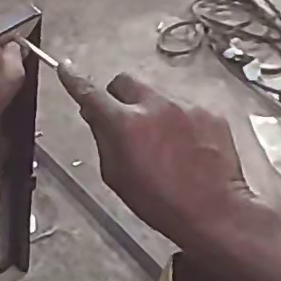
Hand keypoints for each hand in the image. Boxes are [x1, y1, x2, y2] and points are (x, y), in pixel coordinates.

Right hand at [56, 65, 264, 254]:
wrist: (214, 211)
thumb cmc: (160, 202)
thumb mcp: (117, 176)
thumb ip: (103, 140)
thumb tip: (95, 117)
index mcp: (125, 124)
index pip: (91, 93)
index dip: (74, 80)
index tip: (66, 68)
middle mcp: (155, 106)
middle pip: (125, 81)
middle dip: (119, 96)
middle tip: (123, 119)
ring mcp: (185, 106)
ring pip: (157, 94)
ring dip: (152, 110)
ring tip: (163, 143)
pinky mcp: (209, 112)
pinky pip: (185, 107)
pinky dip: (179, 121)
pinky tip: (186, 147)